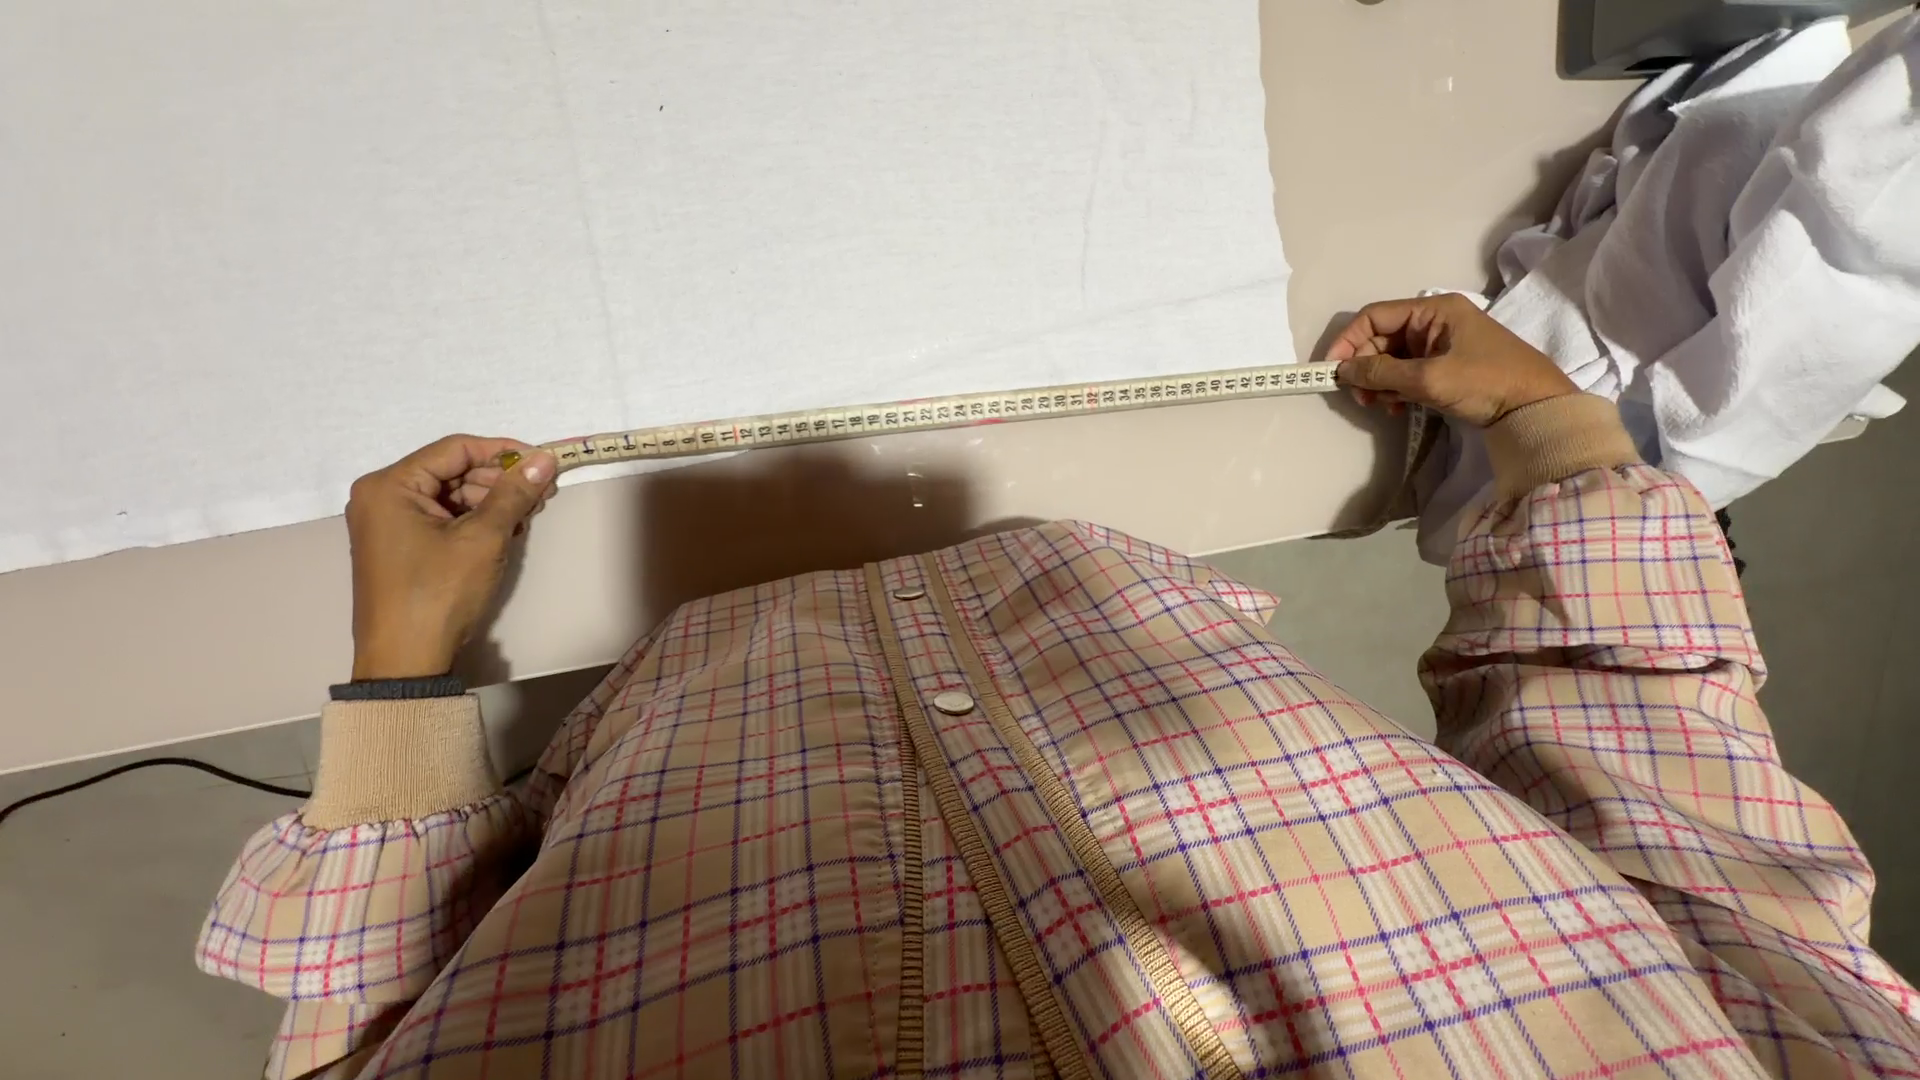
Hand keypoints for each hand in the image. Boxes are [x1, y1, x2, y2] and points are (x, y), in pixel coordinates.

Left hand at [344, 435, 558, 680]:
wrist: (407, 657)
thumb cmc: (439, 590)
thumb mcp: (483, 537)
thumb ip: (514, 493)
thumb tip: (546, 458)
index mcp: (390, 486)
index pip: (455, 449)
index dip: (503, 451)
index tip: (544, 462)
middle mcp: (383, 496)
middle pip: (454, 470)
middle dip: (500, 480)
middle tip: (541, 494)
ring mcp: (391, 522)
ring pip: (454, 494)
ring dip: (494, 501)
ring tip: (526, 517)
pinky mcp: (404, 545)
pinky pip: (446, 516)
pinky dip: (478, 519)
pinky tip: (506, 531)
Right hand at [1328, 293, 1577, 427]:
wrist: (1535, 407)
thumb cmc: (1485, 382)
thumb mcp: (1427, 378)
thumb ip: (1380, 372)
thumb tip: (1341, 370)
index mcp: (1433, 311)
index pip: (1374, 316)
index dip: (1347, 341)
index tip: (1332, 370)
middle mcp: (1433, 322)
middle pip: (1379, 339)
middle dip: (1364, 368)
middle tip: (1360, 397)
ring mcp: (1438, 344)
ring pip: (1389, 358)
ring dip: (1378, 382)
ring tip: (1381, 404)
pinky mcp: (1442, 366)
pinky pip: (1404, 372)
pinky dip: (1394, 389)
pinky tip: (1397, 407)